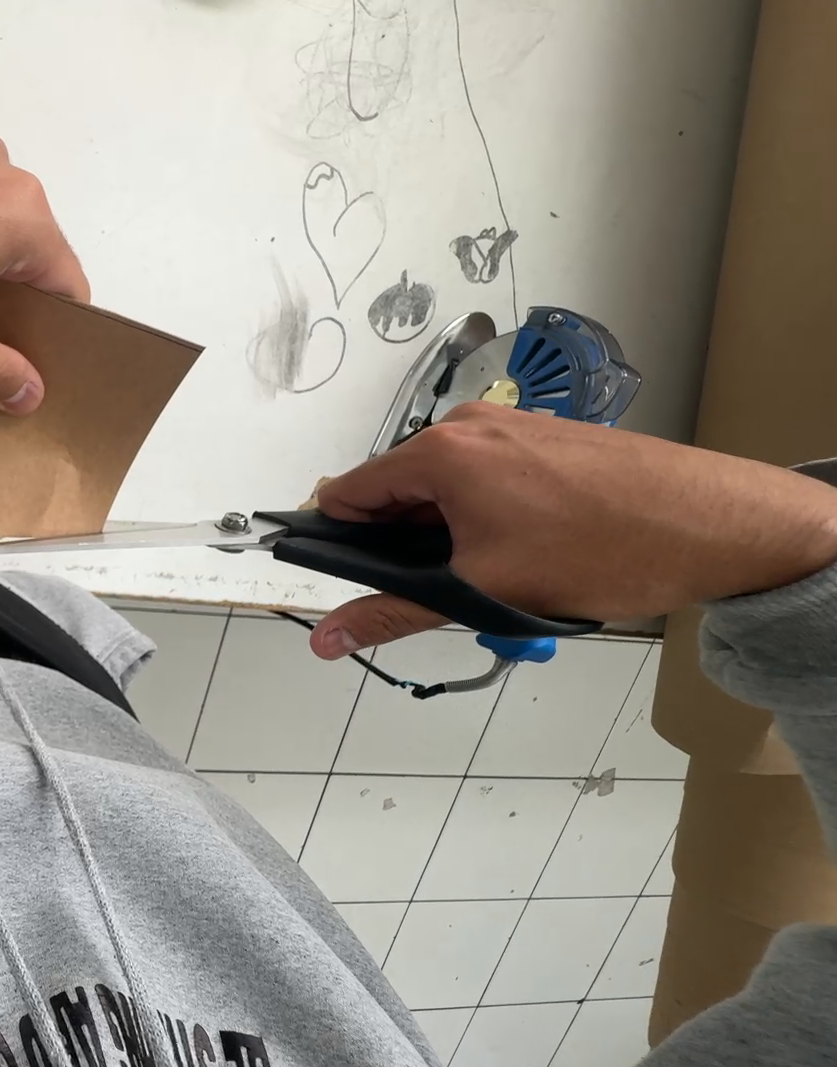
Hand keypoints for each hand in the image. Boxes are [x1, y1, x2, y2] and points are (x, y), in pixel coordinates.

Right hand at [307, 403, 836, 658]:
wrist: (740, 528)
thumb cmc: (610, 549)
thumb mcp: (483, 591)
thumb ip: (391, 614)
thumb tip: (326, 641)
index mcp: (438, 452)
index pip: (346, 493)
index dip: (344, 538)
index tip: (369, 572)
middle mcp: (466, 425)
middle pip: (391, 488)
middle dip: (400, 536)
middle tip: (447, 574)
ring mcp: (508, 425)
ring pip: (436, 483)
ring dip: (442, 525)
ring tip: (494, 560)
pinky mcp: (542, 434)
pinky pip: (478, 471)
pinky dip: (479, 507)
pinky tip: (522, 538)